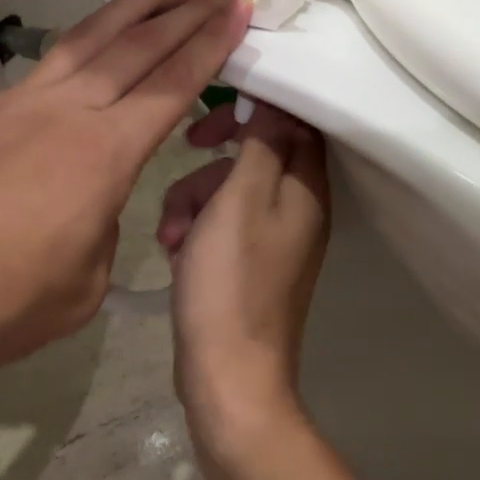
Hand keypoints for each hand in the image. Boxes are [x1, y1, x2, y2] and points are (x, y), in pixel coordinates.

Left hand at [0, 0, 251, 379]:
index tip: (237, 10)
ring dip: (135, 10)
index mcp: (104, 154)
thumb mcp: (80, 288)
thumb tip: (87, 209)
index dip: (211, 43)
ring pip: (87, 39)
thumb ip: (101, 234)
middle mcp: (65, 112)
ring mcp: (14, 105)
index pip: (172, 84)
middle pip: (137, 45)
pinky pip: (42, 69)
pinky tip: (85, 59)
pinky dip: (81, 48)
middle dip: (186, 13)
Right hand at [157, 101, 330, 439]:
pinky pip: (220, 227)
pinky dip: (195, 232)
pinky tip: (174, 254)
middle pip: (257, 155)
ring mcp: (274, 239)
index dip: (256, 108)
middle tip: (188, 149)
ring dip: (193, 201)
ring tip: (171, 236)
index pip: (294, 123)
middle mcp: (298, 208)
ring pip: (230, 191)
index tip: (215, 111)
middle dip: (214, 160)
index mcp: (307, 187)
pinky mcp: (248, 265)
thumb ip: (261, 144)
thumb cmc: (232, 281)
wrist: (227, 377)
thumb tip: (273, 103)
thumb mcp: (241, 199)